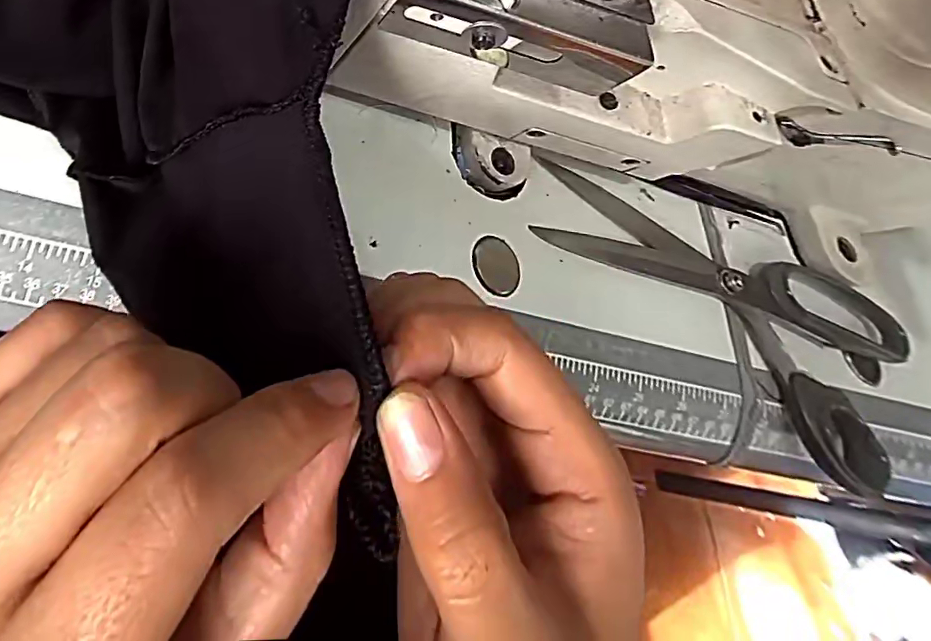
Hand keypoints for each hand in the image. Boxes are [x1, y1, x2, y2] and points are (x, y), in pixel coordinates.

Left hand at [0, 302, 359, 639]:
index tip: (328, 402)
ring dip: (171, 365)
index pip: (178, 498)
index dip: (276, 431)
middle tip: (243, 430)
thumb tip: (327, 434)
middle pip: (127, 401)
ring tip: (182, 421)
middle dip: (219, 394)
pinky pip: (44, 334)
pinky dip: (114, 336)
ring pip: (92, 351)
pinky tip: (127, 391)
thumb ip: (284, 555)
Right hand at [370, 274, 642, 639]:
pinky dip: (377, 380)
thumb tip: (405, 410)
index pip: (512, 355)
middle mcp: (531, 445)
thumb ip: (459, 527)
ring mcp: (482, 456)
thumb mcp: (506, 630)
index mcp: (577, 467)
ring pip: (438, 358)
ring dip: (394, 339)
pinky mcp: (441, 473)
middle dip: (419, 321)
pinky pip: (408, 404)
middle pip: (477, 337)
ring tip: (353, 349)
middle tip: (365, 340)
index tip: (391, 355)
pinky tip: (352, 379)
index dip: (448, 334)